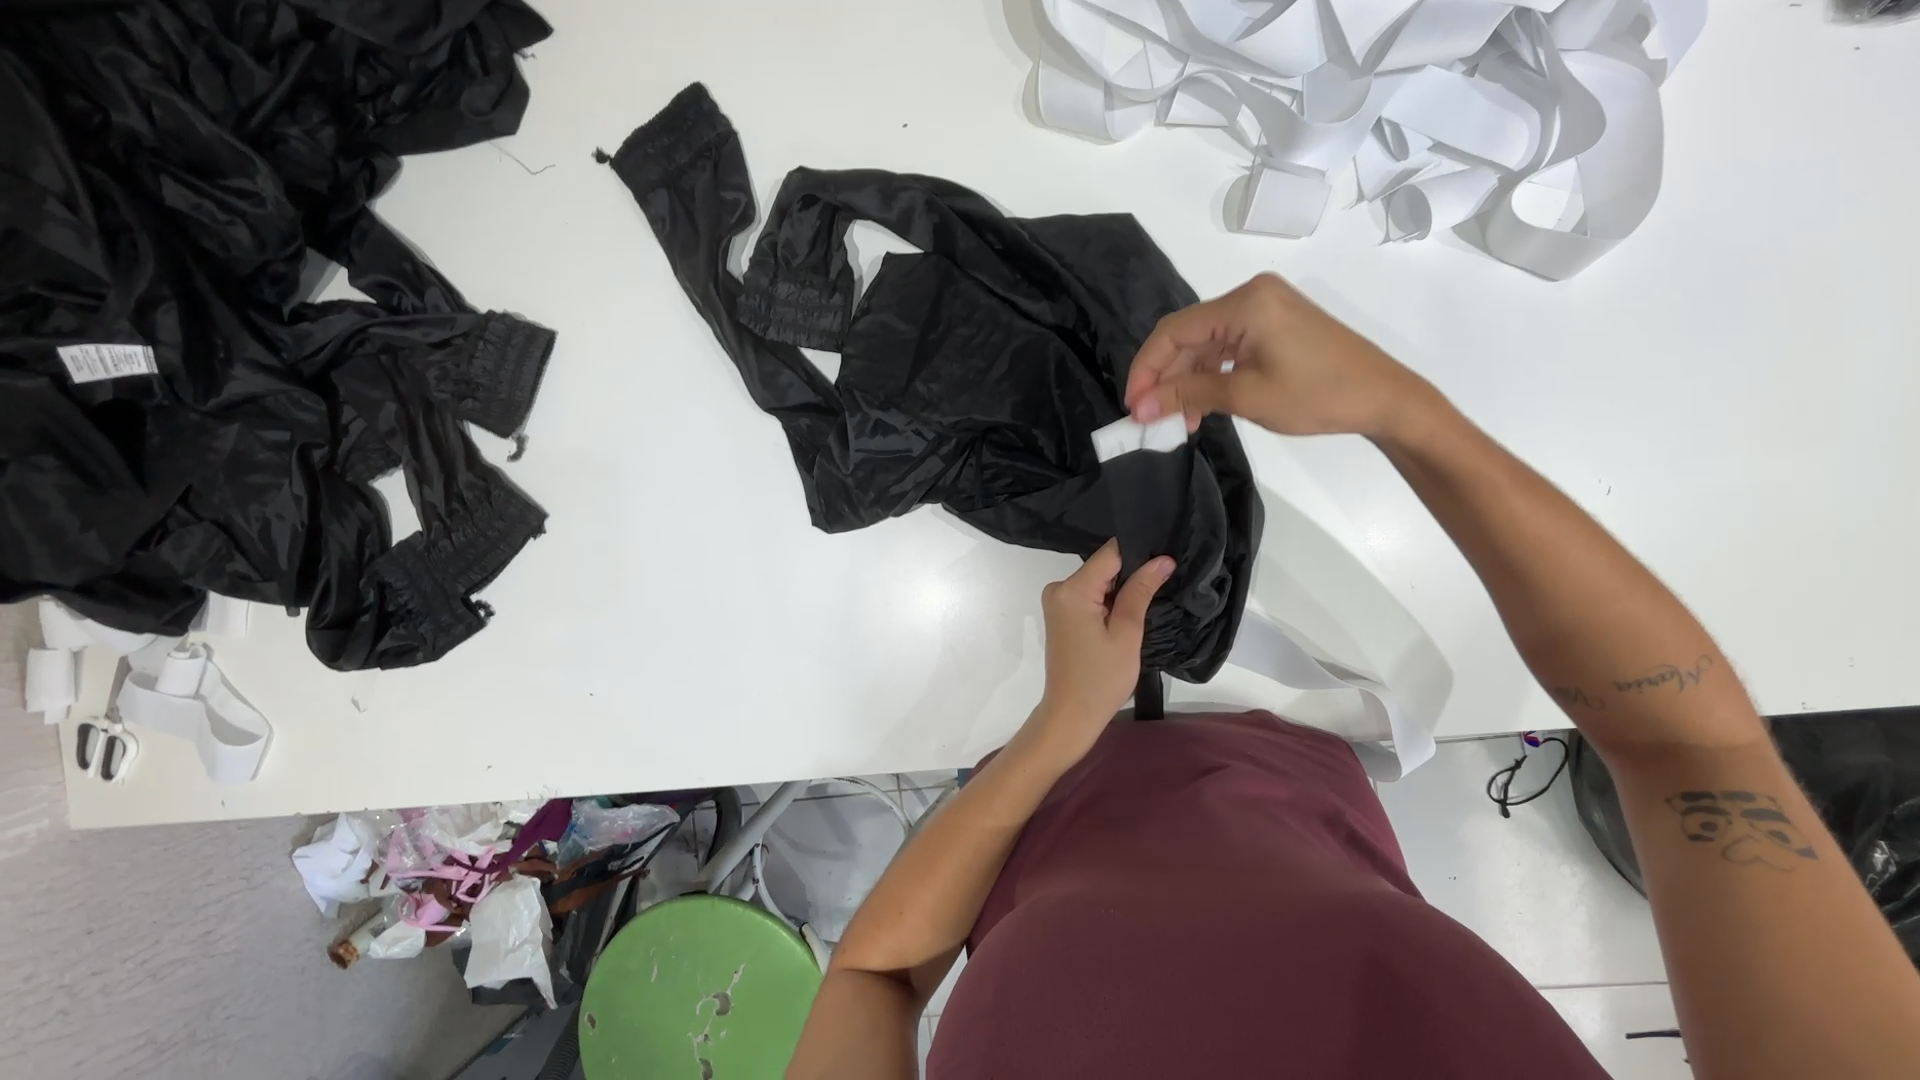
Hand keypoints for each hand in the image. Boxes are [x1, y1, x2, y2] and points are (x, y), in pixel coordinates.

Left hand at [1022, 540, 1173, 764]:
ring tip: (1150, 598)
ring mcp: (1057, 601)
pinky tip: (1128, 612)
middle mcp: (1059, 588)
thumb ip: (1141, 591)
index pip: (1110, 554)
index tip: (1165, 559)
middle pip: (1103, 566)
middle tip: (1162, 583)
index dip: (1139, 553)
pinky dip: (1108, 600)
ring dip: (1121, 588)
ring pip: (1098, 580)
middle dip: (1132, 572)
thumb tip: (1162, 559)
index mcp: (1072, 590)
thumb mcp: (1127, 633)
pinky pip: (1090, 594)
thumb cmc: (1101, 678)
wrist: (1072, 713)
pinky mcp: (1061, 613)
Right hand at [1125, 273, 1438, 439]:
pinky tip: (1203, 406)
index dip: (1146, 369)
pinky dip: (1211, 375)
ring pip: (1206, 344)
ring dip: (1187, 382)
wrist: (1385, 398)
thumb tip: (1139, 407)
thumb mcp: (1246, 396)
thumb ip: (1188, 395)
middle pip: (1187, 336)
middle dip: (1166, 379)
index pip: (1173, 331)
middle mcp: (1251, 295)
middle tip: (1152, 420)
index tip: (1133, 407)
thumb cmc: (1318, 395)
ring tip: (1179, 422)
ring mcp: (1265, 308)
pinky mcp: (1274, 324)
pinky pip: (1228, 346)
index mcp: (1244, 303)